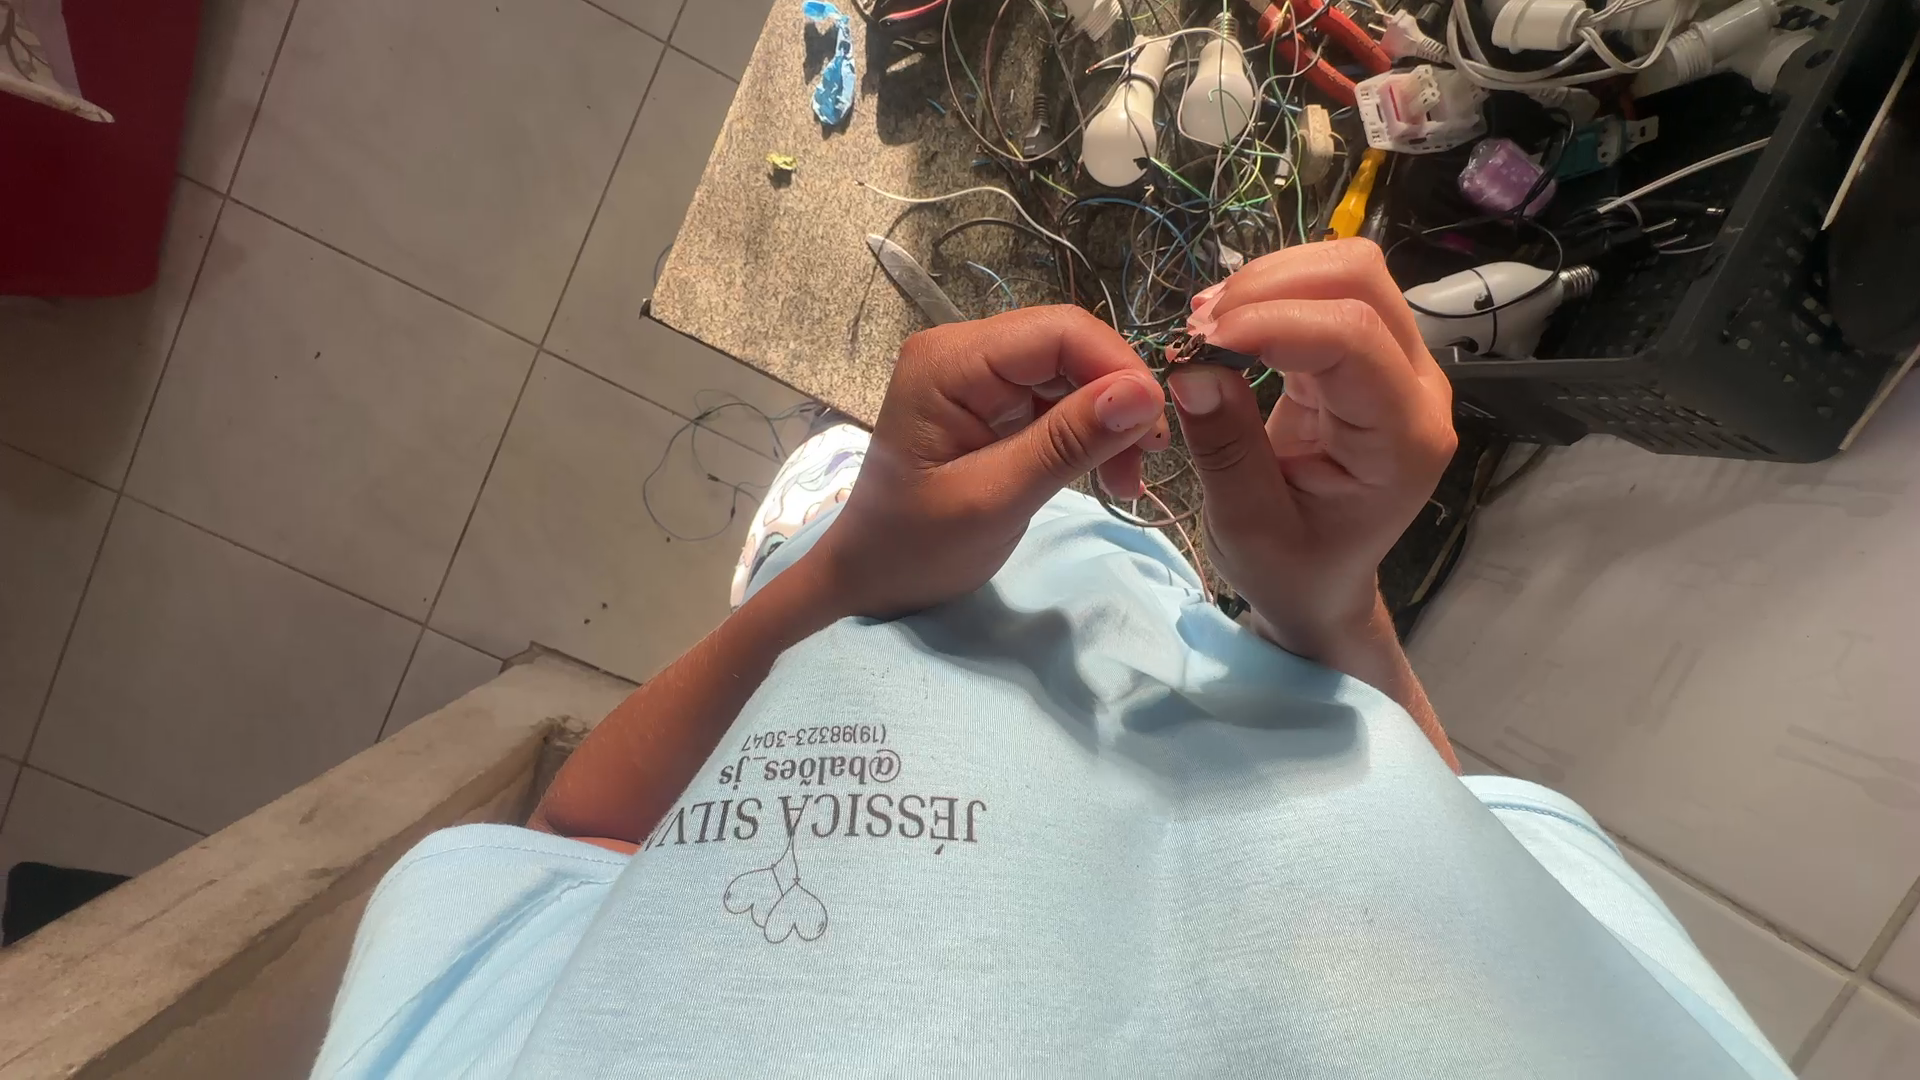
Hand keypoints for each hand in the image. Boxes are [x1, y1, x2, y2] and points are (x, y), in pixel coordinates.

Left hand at [811, 305, 1168, 616]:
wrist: (873, 577)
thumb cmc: (915, 547)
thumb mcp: (994, 500)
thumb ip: (1066, 444)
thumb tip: (1144, 392)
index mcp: (948, 362)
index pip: (1057, 332)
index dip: (1117, 368)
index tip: (1154, 430)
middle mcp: (963, 352)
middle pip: (1067, 347)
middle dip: (1117, 398)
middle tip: (1145, 463)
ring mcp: (976, 377)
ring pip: (1070, 374)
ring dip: (1108, 421)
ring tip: (1125, 480)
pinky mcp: (990, 405)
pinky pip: (1056, 401)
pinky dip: (1088, 434)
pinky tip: (1104, 472)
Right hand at [1168, 239, 1456, 660]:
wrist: (1318, 585)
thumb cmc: (1289, 570)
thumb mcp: (1245, 523)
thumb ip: (1223, 445)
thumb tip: (1191, 366)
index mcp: (1401, 440)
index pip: (1352, 339)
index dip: (1271, 324)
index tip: (1196, 343)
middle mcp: (1414, 388)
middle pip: (1361, 280)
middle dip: (1270, 286)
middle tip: (1196, 330)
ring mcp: (1392, 368)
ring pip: (1345, 273)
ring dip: (1266, 284)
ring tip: (1203, 327)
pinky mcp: (1358, 361)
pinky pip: (1322, 297)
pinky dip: (1266, 298)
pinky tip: (1223, 327)